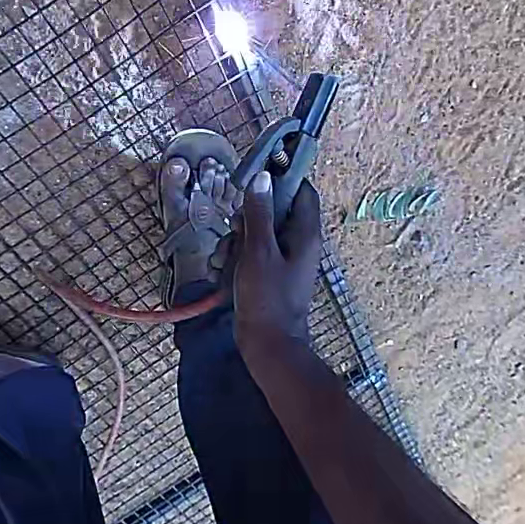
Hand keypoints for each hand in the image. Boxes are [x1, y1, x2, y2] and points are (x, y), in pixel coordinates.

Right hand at [233, 171, 323, 361]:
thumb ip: (259, 214)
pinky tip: (220, 273)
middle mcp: (296, 243)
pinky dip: (232, 260)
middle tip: (236, 231)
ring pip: (253, 233)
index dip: (281, 180)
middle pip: (271, 211)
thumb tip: (262, 178)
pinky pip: (247, 254)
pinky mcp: (266, 273)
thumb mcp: (258, 251)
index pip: (301, 191)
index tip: (254, 180)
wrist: (267, 345)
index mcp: (304, 234)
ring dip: (233, 243)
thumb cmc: (267, 297)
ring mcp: (281, 259)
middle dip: (246, 219)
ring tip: (224, 261)